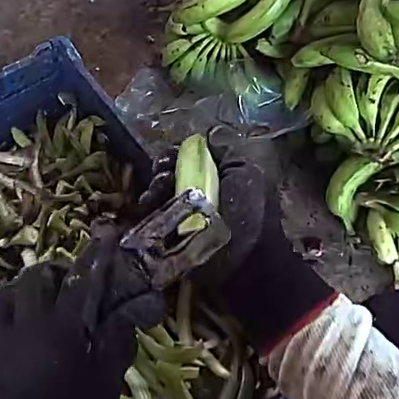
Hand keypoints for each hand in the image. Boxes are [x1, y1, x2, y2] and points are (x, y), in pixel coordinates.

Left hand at [0, 229, 165, 398]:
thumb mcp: (108, 379)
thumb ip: (117, 338)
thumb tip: (124, 311)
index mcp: (65, 328)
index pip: (82, 278)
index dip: (95, 254)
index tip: (105, 233)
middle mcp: (29, 324)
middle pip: (35, 278)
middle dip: (52, 273)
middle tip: (64, 282)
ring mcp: (0, 338)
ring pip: (5, 294)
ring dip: (23, 290)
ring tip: (36, 299)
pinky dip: (2, 312)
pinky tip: (12, 323)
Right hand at [144, 153, 332, 352]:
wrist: (246, 265)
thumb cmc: (250, 216)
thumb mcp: (246, 173)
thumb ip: (227, 150)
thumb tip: (208, 133)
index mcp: (221, 175)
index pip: (190, 156)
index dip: (176, 155)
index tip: (169, 161)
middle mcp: (203, 191)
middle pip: (171, 172)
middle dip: (161, 172)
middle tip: (158, 181)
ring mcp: (188, 214)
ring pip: (160, 192)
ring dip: (154, 190)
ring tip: (152, 197)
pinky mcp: (175, 235)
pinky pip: (156, 216)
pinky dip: (150, 210)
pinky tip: (148, 208)